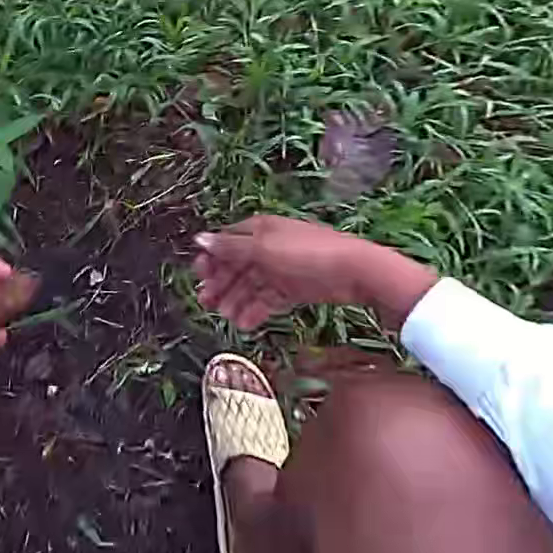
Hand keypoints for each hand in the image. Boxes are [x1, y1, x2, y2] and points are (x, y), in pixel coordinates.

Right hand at [192, 215, 436, 330]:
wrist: (354, 271)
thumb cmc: (305, 253)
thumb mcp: (262, 248)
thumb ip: (230, 247)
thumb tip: (200, 239)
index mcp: (258, 229)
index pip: (227, 242)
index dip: (211, 258)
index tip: (198, 275)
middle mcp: (267, 246)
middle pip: (236, 264)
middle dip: (220, 282)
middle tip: (205, 302)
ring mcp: (281, 268)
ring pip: (251, 284)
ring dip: (236, 299)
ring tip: (225, 317)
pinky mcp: (294, 288)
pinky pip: (268, 298)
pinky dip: (256, 309)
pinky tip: (244, 323)